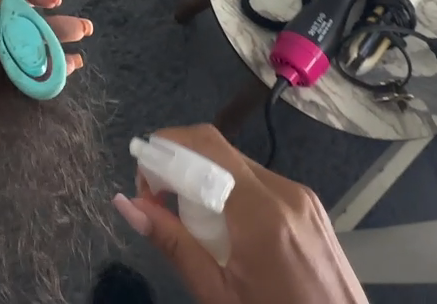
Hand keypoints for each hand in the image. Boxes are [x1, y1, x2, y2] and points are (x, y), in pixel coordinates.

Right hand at [113, 125, 366, 303]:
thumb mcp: (218, 294)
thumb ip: (172, 243)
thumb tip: (126, 203)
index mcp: (260, 212)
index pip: (203, 147)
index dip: (164, 150)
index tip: (144, 185)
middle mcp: (284, 190)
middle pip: (217, 149)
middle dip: (179, 162)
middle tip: (158, 200)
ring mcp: (301, 194)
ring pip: (237, 163)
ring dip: (204, 178)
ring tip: (192, 223)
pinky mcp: (311, 204)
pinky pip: (259, 180)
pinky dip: (231, 191)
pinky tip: (225, 228)